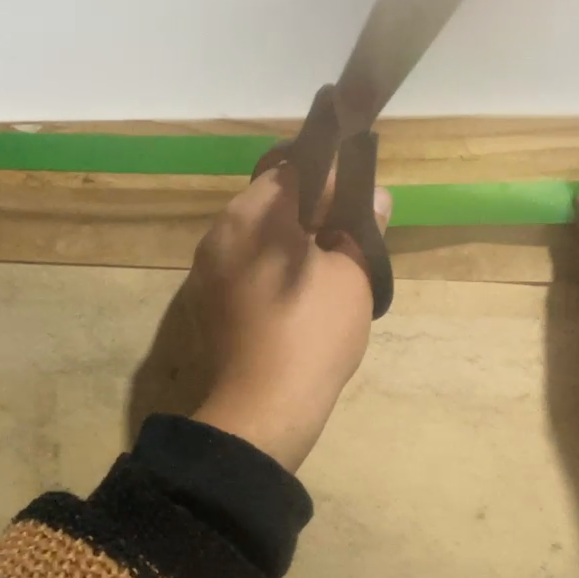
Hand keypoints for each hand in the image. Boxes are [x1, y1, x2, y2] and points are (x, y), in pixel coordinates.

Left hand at [186, 164, 390, 471]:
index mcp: (253, 215)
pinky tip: (294, 296)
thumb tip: (373, 197)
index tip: (354, 202)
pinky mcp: (205, 302)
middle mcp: (220, 232)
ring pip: (253, 235)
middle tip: (344, 237)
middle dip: (308, 211)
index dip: (329, 178)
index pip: (294, 169)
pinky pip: (240, 267)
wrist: (263, 408)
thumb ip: (360, 227)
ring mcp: (206, 269)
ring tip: (323, 270)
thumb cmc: (313, 333)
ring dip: (286, 241)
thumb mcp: (351, 276)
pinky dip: (266, 268)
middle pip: (269, 200)